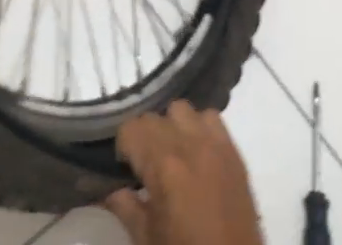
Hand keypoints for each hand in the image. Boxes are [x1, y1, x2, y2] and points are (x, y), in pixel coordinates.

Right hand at [103, 101, 262, 244]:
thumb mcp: (146, 238)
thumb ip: (124, 207)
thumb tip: (107, 190)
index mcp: (163, 166)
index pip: (132, 128)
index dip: (123, 145)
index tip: (124, 165)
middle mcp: (189, 145)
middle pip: (154, 117)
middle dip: (143, 136)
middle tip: (143, 163)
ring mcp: (215, 145)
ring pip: (182, 109)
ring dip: (171, 125)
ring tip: (170, 152)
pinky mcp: (234, 152)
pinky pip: (212, 118)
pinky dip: (199, 126)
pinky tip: (195, 150)